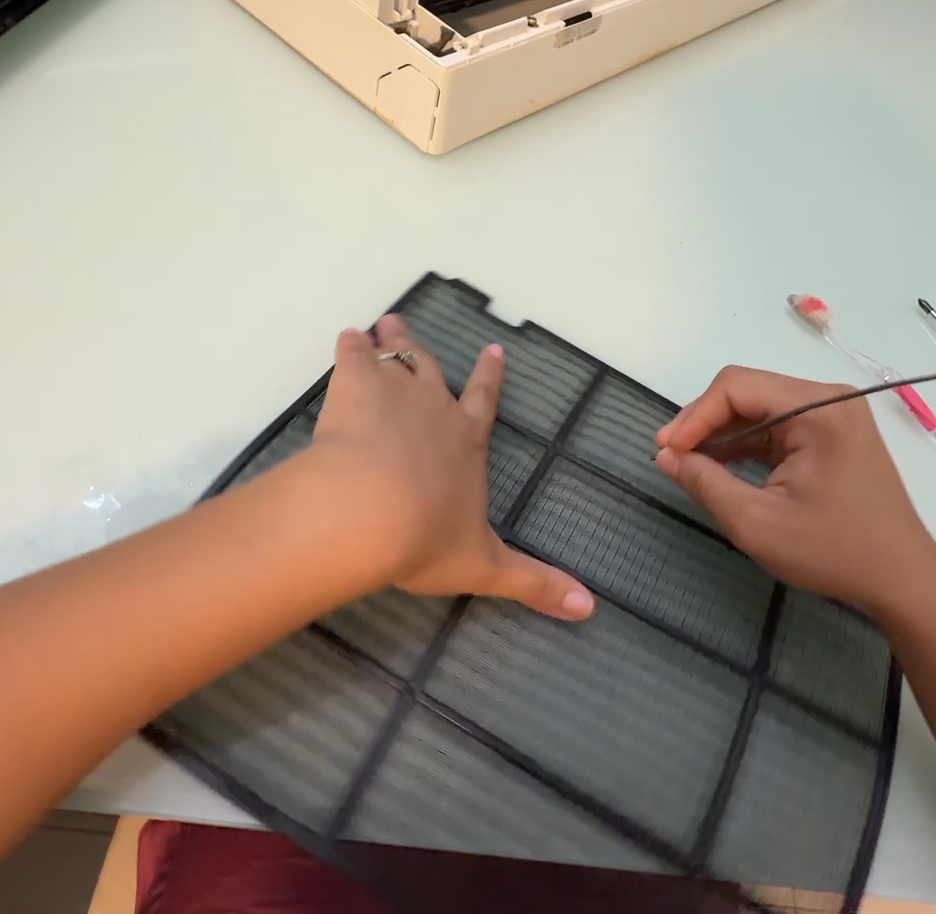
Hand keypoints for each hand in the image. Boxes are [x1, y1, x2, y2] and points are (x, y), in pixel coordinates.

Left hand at [306, 314, 593, 619]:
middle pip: (433, 370)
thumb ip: (534, 583)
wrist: (370, 513)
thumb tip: (588, 610)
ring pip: (397, 358)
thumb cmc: (426, 538)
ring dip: (390, 342)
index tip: (494, 350)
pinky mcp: (355, 386)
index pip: (485, 401)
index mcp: (467, 442)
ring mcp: (397, 392)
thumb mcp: (486, 566)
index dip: (490, 377)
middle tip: (407, 326)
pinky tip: (347, 339)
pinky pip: (354, 357)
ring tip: (382, 326)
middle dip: (423, 350)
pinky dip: (350, 347)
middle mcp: (437, 408)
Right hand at [653, 366, 935, 610]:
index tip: (665, 451)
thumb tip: (665, 456)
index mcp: (817, 409)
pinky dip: (745, 442)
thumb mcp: (756, 523)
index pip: (736, 386)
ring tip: (690, 463)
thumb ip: (704, 483)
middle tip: (672, 457)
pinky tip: (720, 465)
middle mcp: (828, 399)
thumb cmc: (833, 552)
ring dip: (722, 433)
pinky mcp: (832, 434)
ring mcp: (833, 415)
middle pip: (747, 391)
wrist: (903, 579)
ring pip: (759, 407)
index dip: (694, 415)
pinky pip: (777, 425)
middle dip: (704, 422)